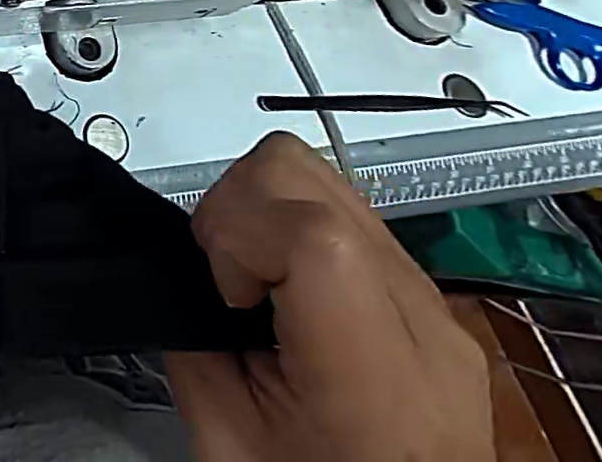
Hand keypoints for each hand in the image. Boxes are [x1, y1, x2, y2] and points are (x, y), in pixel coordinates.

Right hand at [164, 133, 492, 460]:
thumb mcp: (229, 441)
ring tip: (253, 273)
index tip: (223, 286)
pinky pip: (332, 200)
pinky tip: (282, 280)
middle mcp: (414, 312)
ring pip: (311, 168)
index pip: (310, 231)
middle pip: (301, 172)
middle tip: (228, 271)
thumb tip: (180, 270)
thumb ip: (193, 341)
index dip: (236, 232)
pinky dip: (284, 219)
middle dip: (235, 204)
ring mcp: (421, 286)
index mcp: (375, 374)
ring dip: (257, 205)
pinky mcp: (413, 277)